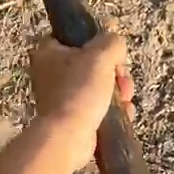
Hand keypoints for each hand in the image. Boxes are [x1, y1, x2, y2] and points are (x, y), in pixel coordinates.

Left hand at [27, 29, 130, 146]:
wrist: (68, 137)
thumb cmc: (79, 90)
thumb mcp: (101, 55)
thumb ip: (112, 41)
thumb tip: (116, 42)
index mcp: (48, 52)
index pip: (75, 36)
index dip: (97, 42)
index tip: (112, 52)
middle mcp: (50, 72)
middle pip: (92, 62)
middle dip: (115, 71)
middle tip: (122, 80)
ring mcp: (61, 96)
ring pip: (98, 84)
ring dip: (118, 91)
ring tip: (125, 100)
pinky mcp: (72, 116)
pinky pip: (98, 105)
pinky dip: (113, 109)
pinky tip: (124, 113)